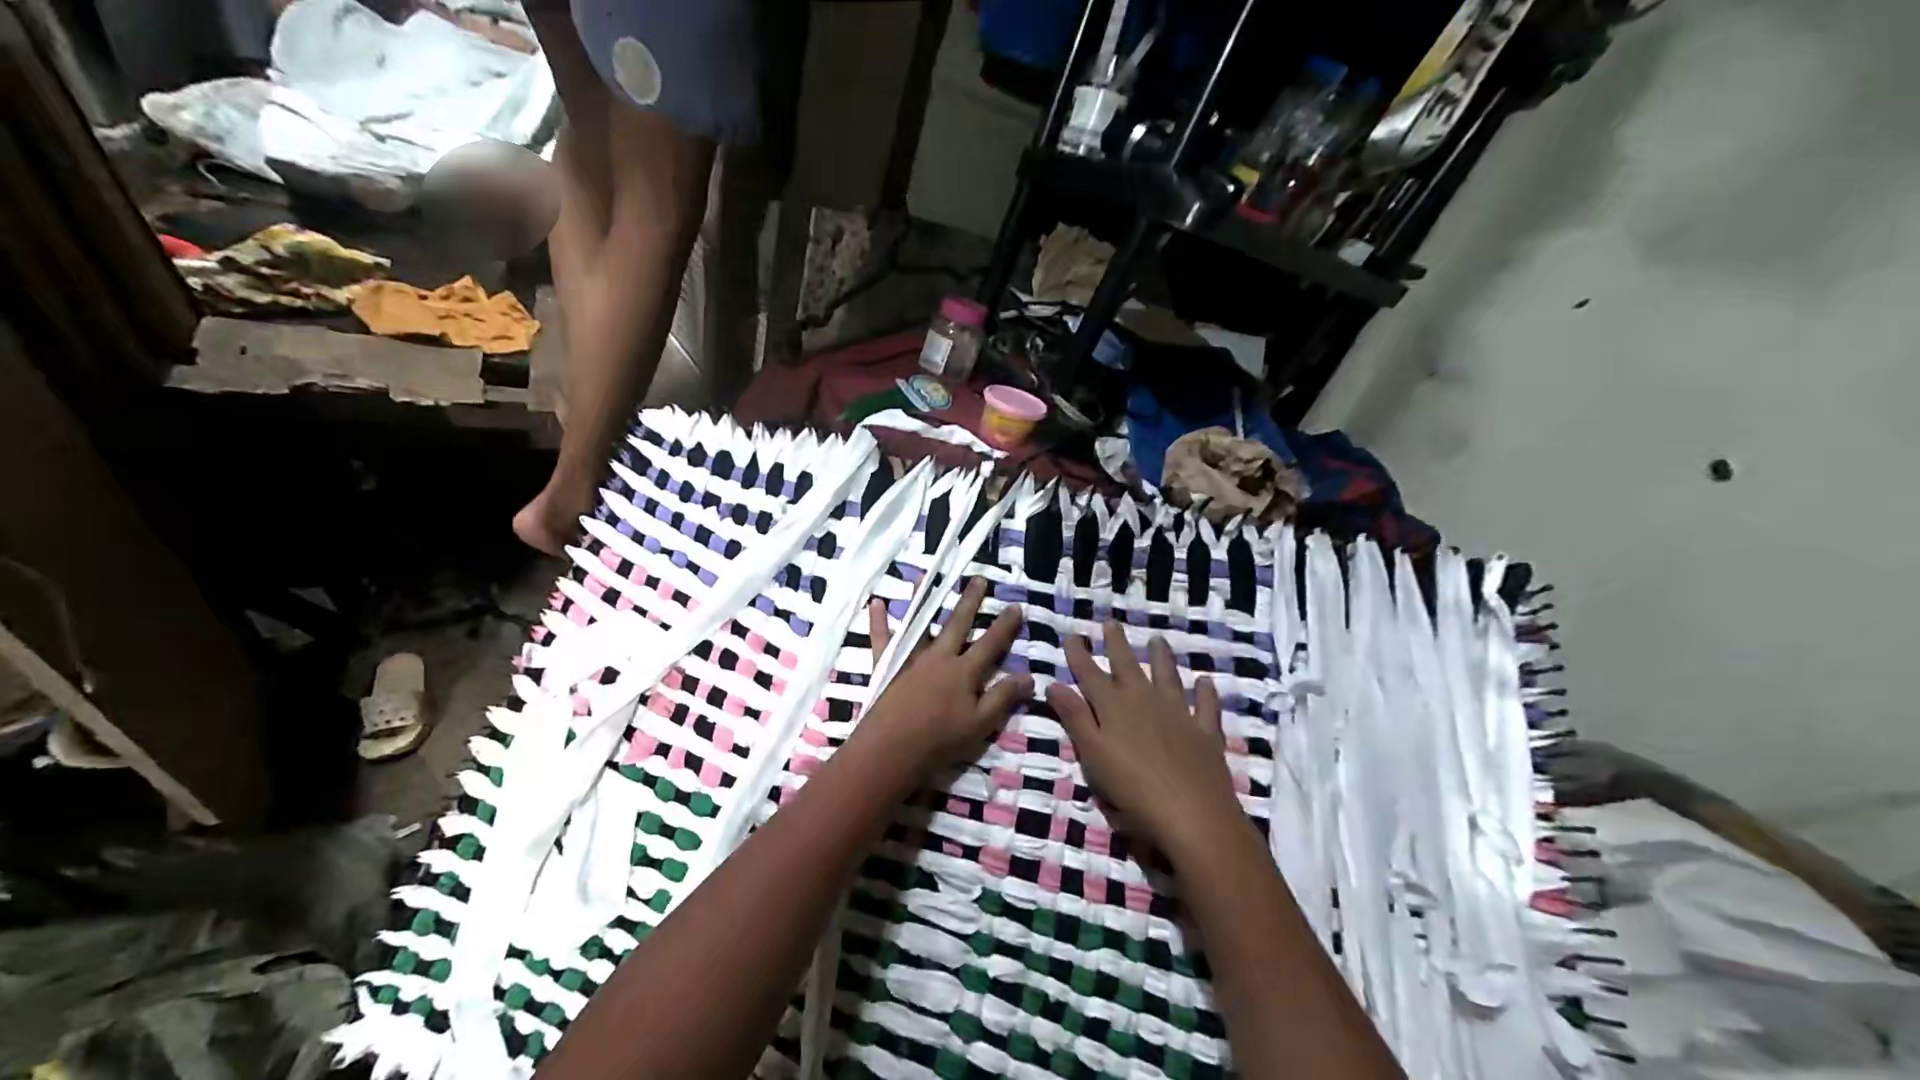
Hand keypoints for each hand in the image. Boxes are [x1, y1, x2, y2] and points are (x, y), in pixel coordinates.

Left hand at [857, 577, 1032, 774]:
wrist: (891, 749)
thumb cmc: (940, 740)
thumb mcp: (981, 724)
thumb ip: (1003, 697)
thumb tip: (1029, 676)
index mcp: (964, 671)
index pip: (991, 643)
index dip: (1005, 625)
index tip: (1016, 605)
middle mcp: (939, 657)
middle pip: (957, 624)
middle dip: (970, 601)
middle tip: (979, 579)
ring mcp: (911, 659)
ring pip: (919, 623)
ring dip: (923, 599)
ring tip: (924, 577)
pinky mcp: (886, 667)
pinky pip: (882, 639)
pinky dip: (878, 621)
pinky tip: (876, 603)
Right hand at [1047, 621, 1244, 860]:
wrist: (1192, 815)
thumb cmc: (1132, 790)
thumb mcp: (1093, 755)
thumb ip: (1075, 718)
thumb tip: (1053, 684)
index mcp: (1114, 707)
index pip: (1090, 674)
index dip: (1079, 654)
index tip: (1072, 635)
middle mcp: (1145, 700)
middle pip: (1128, 666)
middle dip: (1117, 644)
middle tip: (1111, 623)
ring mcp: (1179, 713)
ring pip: (1167, 676)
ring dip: (1161, 657)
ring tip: (1157, 640)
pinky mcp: (1205, 732)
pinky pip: (1205, 705)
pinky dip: (1205, 691)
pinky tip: (1204, 681)